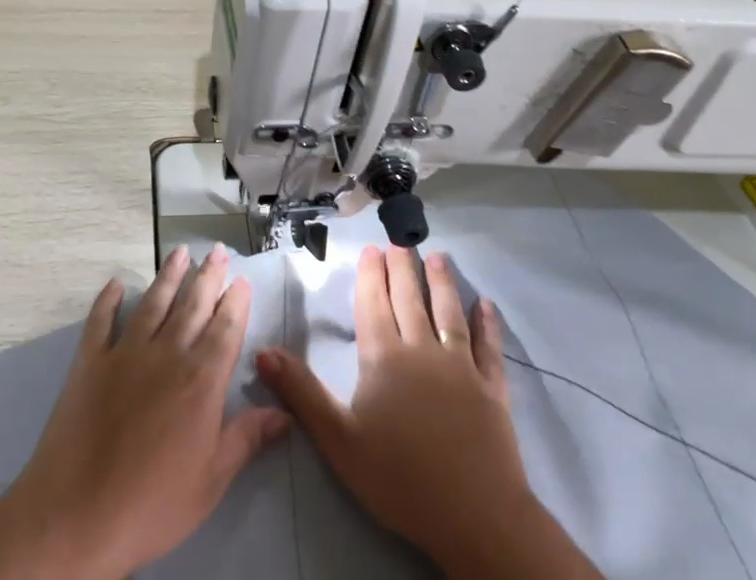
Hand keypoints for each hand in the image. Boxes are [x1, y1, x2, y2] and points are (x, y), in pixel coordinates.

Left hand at [0, 244, 288, 579]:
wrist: (76, 512)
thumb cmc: (153, 502)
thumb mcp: (212, 479)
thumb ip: (246, 439)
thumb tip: (283, 414)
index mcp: (202, 381)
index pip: (226, 330)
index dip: (235, 302)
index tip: (241, 279)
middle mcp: (167, 355)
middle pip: (192, 306)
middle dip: (207, 276)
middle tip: (217, 250)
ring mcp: (124, 355)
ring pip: (152, 304)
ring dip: (167, 277)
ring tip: (179, 254)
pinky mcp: (88, 363)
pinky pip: (100, 322)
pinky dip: (108, 300)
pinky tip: (115, 284)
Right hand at [257, 246, 600, 579]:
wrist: (474, 515)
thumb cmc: (398, 478)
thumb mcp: (338, 439)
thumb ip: (301, 392)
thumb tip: (263, 352)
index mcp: (385, 359)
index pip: (374, 306)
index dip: (371, 276)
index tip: (370, 249)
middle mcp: (424, 352)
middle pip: (411, 301)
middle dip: (403, 268)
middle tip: (399, 240)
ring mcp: (462, 368)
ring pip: (449, 314)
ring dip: (442, 284)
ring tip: (436, 257)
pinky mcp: (492, 389)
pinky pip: (489, 347)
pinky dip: (487, 324)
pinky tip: (486, 305)